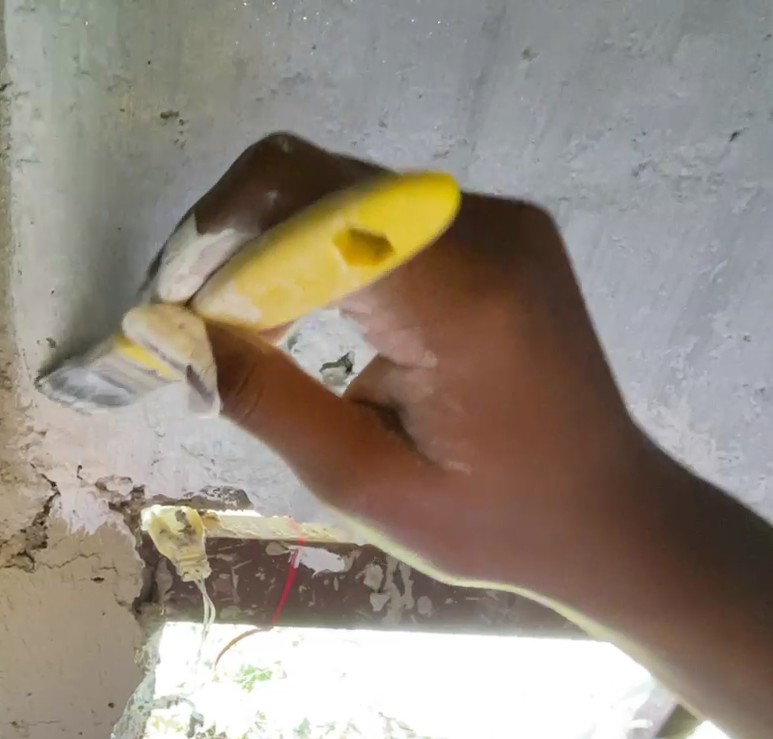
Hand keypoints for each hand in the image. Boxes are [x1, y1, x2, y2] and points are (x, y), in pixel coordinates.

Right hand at [163, 133, 672, 598]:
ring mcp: (492, 222)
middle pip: (312, 185)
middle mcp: (482, 228)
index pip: (306, 200)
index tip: (168, 307)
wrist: (604, 514)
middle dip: (226, 248)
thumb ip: (261, 400)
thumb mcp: (357, 481)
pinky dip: (305, 262)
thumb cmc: (487, 520)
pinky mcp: (487, 235)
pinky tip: (285, 322)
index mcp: (457, 295)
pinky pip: (365, 222)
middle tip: (182, 326)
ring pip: (332, 198)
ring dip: (261, 256)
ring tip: (225, 333)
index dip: (214, 238)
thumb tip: (168, 336)